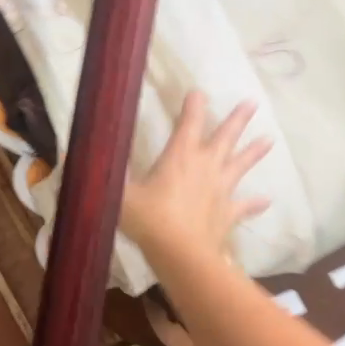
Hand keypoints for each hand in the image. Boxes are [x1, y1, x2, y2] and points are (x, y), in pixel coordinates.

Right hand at [120, 93, 271, 264]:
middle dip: (237, 119)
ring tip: (270, 139)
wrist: (180, 253)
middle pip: (225, 137)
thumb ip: (105, 175)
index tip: (198, 92)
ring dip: (254, 152)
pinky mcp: (228, 212)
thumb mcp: (119, 195)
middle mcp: (205, 166)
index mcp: (180, 156)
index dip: (193, 106)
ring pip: (241, 165)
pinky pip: (244, 206)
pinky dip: (254, 203)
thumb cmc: (148, 219)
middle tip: (252, 103)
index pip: (189, 123)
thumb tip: (74, 155)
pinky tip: (266, 201)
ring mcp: (221, 189)